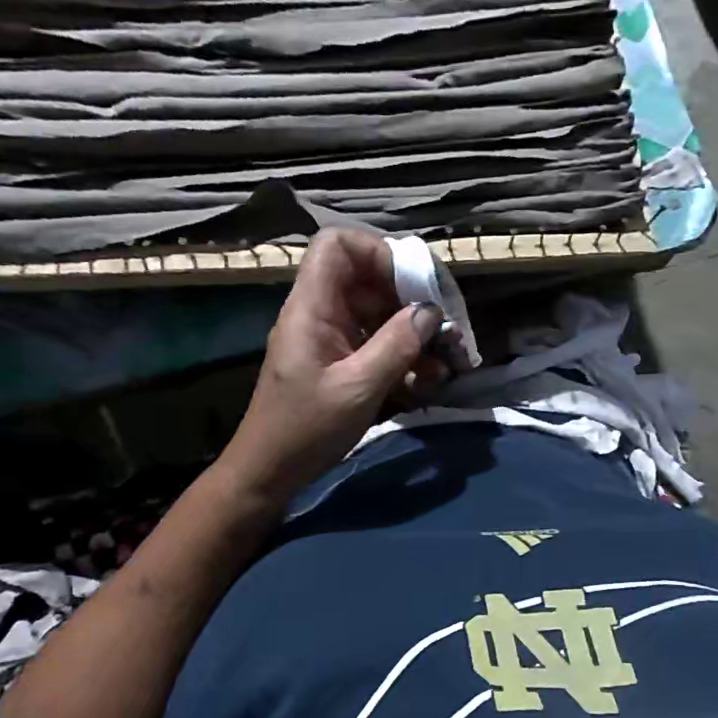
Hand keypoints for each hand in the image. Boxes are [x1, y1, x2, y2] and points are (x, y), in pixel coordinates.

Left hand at [222, 228, 445, 497]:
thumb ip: (396, 345)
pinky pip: (379, 343)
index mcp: (312, 307)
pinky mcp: (342, 362)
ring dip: (415, 333)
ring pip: (380, 313)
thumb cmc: (306, 428)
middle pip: (369, 279)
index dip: (378, 252)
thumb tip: (431, 312)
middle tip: (446, 328)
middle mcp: (322, 313)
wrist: (271, 471)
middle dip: (411, 300)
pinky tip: (428, 380)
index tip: (414, 283)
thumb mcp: (358, 388)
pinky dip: (405, 356)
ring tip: (447, 360)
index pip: (338, 246)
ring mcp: (332, 338)